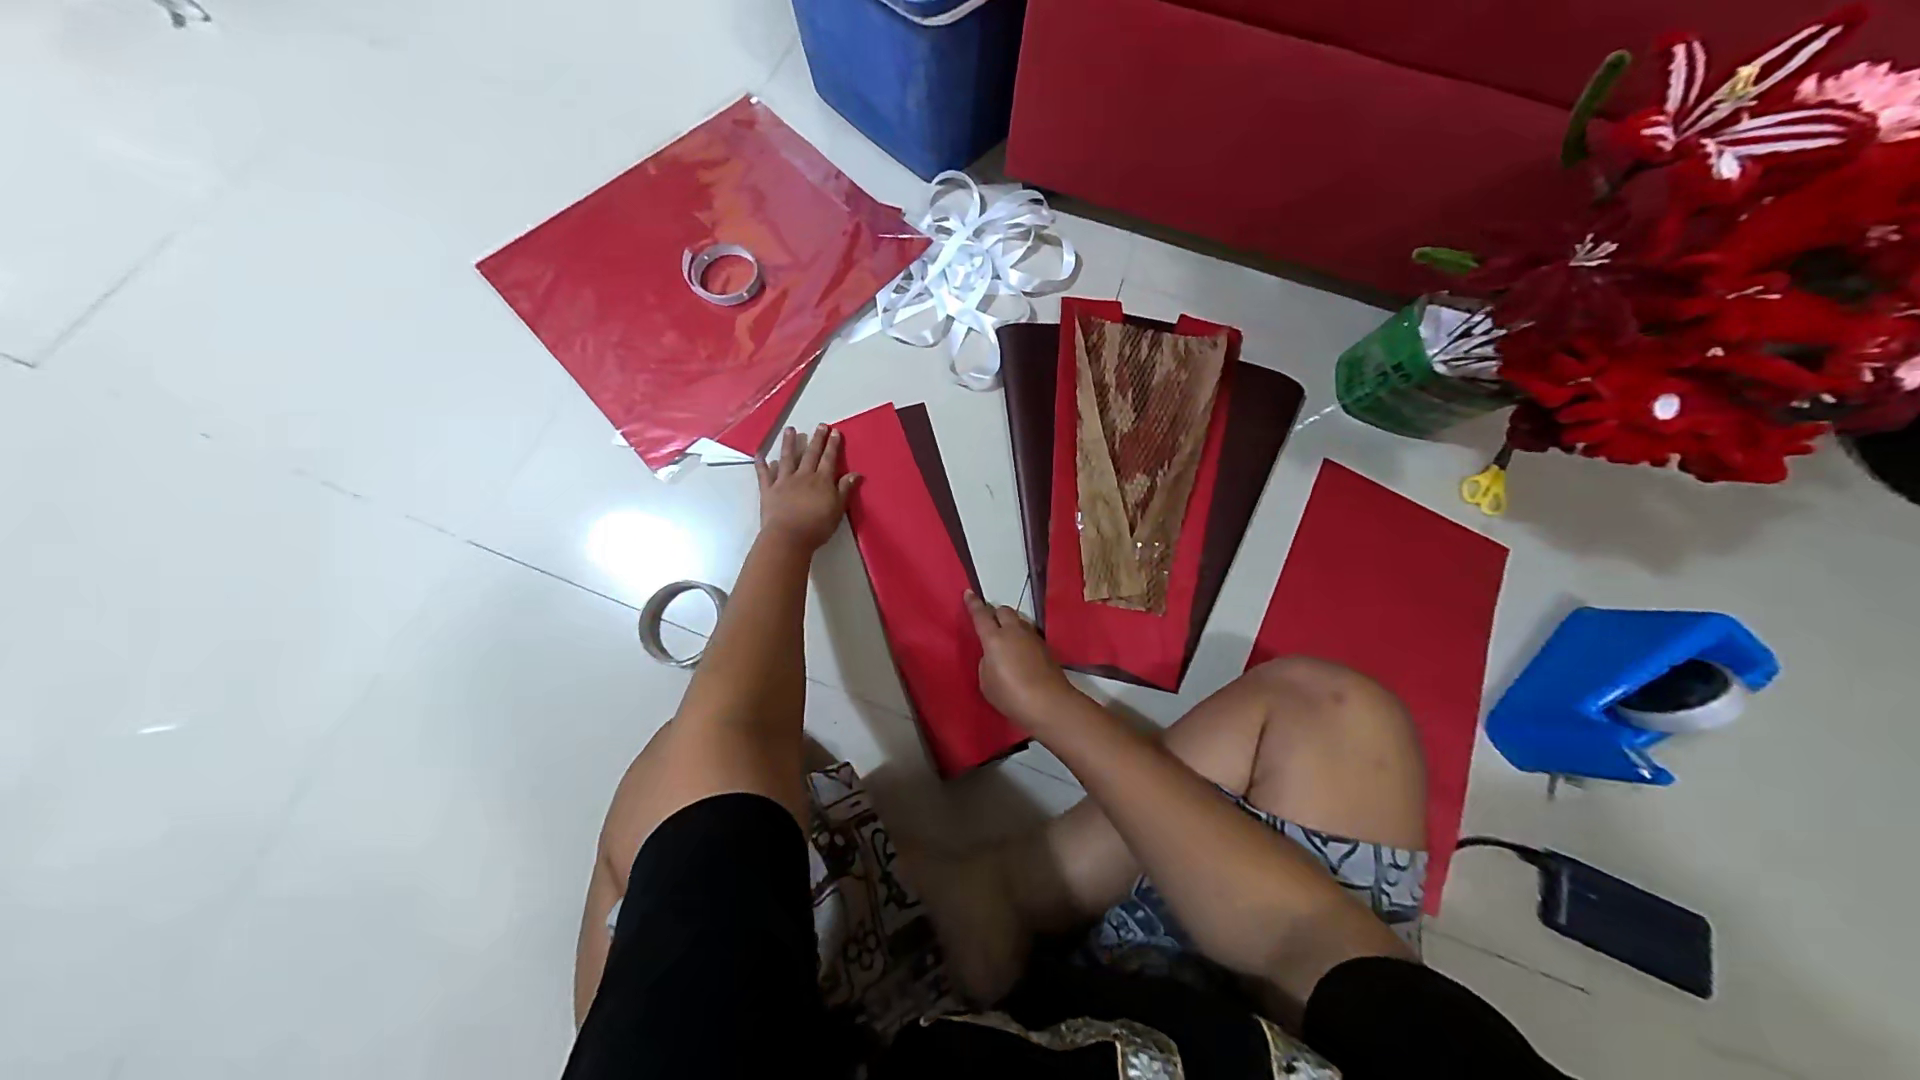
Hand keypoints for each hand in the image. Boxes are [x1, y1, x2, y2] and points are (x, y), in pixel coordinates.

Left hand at [755, 425, 859, 551]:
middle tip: (820, 425)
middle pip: (811, 454)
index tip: (834, 432)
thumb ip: (845, 490)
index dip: (832, 445)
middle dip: (816, 439)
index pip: (829, 459)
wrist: (788, 537)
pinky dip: (762, 464)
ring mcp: (784, 481)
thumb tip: (856, 473)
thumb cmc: (817, 526)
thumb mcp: (837, 509)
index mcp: (821, 481)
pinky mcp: (768, 490)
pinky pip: (764, 474)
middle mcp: (803, 476)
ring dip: (789, 443)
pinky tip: (761, 455)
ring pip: (787, 458)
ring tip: (790, 430)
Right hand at [964, 590, 1079, 727]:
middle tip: (990, 625)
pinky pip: (1029, 634)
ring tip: (1007, 640)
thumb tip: (994, 656)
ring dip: (1011, 624)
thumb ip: (986, 663)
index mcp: (994, 639)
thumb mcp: (986, 682)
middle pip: (1004, 611)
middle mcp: (1014, 632)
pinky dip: (1022, 638)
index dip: (973, 604)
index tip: (969, 593)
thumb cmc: (1011, 695)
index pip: (981, 615)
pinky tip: (1021, 654)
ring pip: (1019, 621)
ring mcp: (1032, 638)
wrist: (1049, 703)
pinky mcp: (1045, 648)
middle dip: (995, 613)